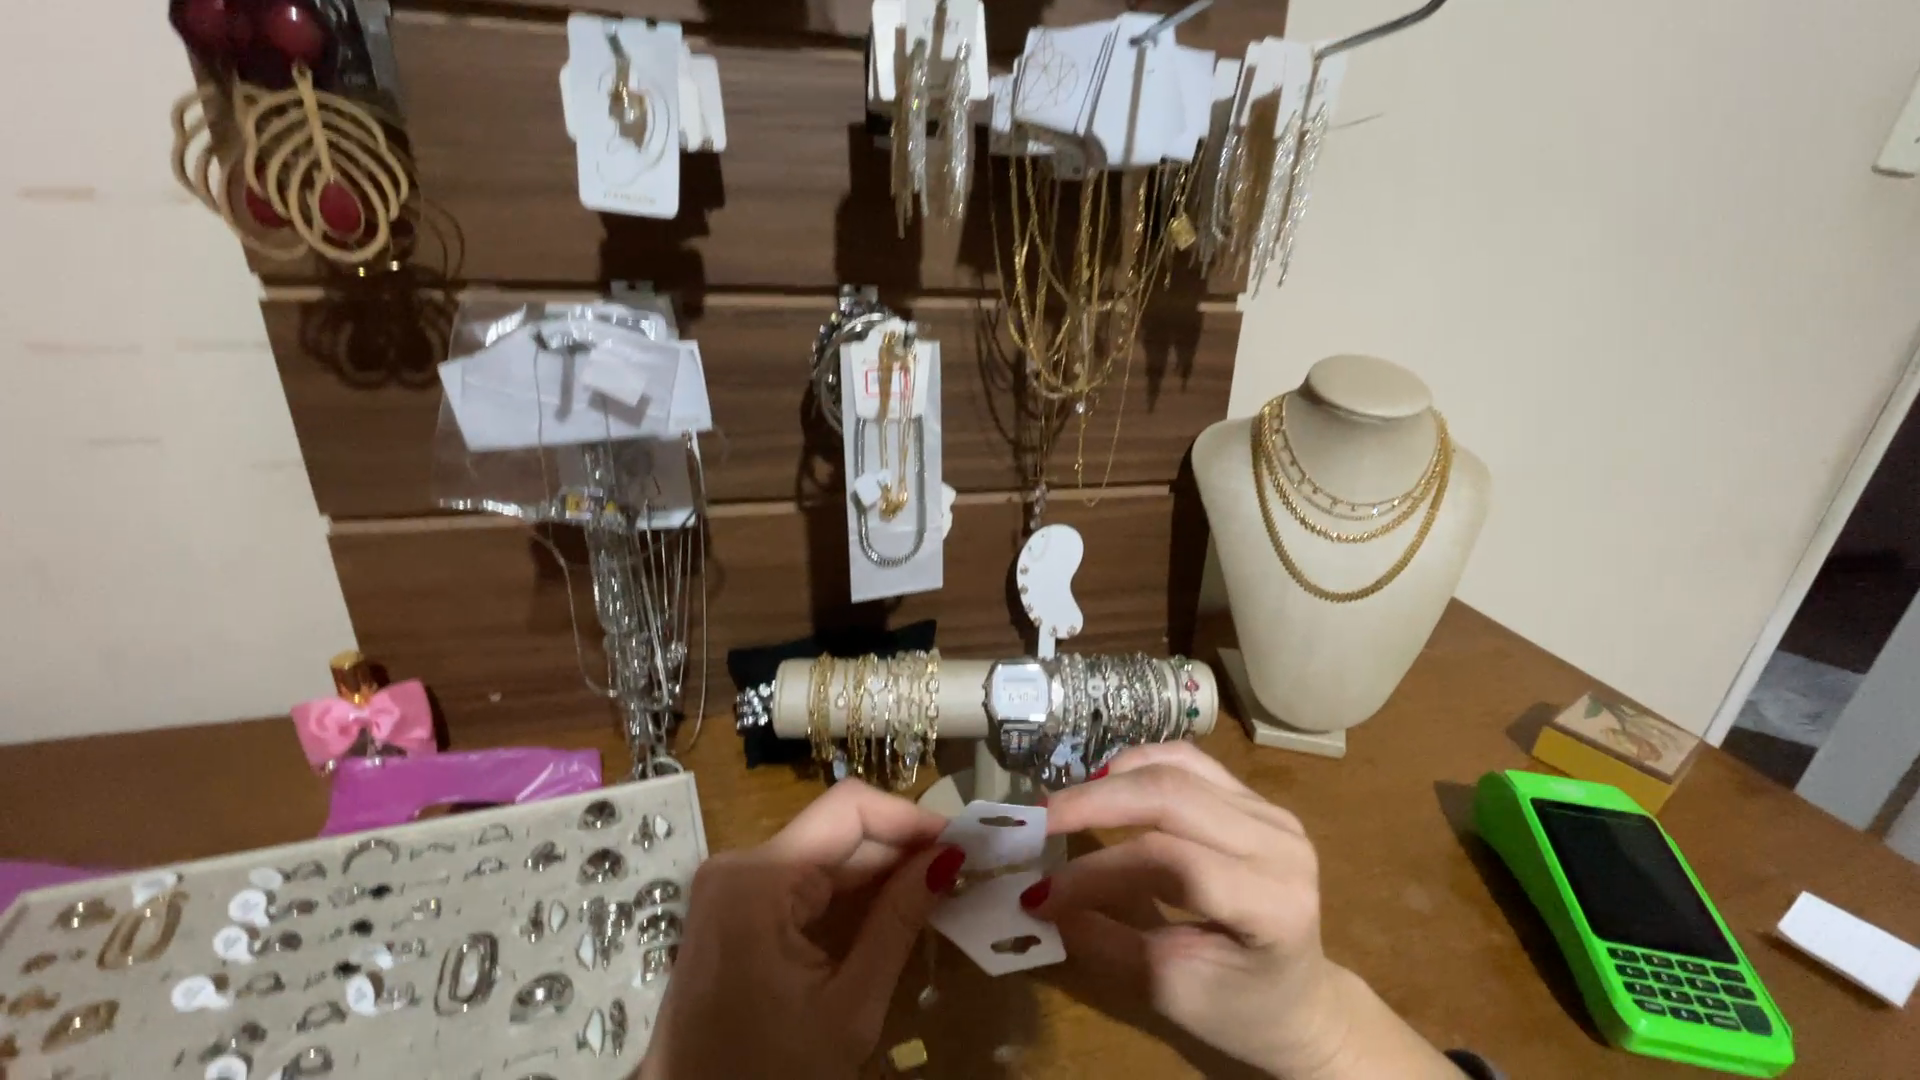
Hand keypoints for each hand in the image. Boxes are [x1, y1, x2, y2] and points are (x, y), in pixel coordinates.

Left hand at [640, 780, 965, 1079]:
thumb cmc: (770, 1078)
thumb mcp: (849, 1007)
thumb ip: (898, 922)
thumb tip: (948, 857)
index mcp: (759, 879)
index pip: (849, 809)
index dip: (910, 817)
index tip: (961, 840)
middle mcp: (739, 864)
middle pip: (837, 831)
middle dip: (901, 848)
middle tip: (960, 870)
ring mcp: (732, 884)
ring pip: (824, 853)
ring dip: (880, 871)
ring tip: (937, 890)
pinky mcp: (734, 906)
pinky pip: (803, 881)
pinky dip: (849, 893)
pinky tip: (892, 909)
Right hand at [1024, 742, 1460, 1079]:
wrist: (1303, 1001)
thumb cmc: (1240, 1009)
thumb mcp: (1170, 993)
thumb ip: (1105, 942)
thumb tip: (1036, 901)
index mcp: (1272, 902)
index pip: (1173, 864)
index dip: (1099, 871)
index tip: (1038, 890)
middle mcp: (1279, 843)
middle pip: (1172, 796)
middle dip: (1094, 803)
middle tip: (1037, 821)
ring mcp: (1270, 811)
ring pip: (1177, 766)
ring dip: (1112, 779)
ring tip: (1065, 804)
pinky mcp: (1254, 797)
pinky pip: (1188, 762)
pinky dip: (1138, 765)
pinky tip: (1106, 783)